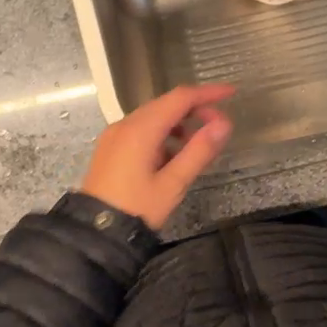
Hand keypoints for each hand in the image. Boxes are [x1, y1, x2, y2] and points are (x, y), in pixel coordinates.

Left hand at [80, 85, 234, 229]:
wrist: (96, 232)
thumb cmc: (137, 209)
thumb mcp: (173, 183)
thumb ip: (199, 151)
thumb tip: (224, 124)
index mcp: (141, 130)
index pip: (179, 98)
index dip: (207, 93)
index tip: (230, 93)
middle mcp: (125, 125)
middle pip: (165, 104)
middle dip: (195, 109)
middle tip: (219, 127)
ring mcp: (115, 135)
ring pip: (153, 117)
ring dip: (179, 122)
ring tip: (198, 144)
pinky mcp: (110, 148)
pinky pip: (141, 130)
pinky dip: (162, 133)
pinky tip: (173, 155)